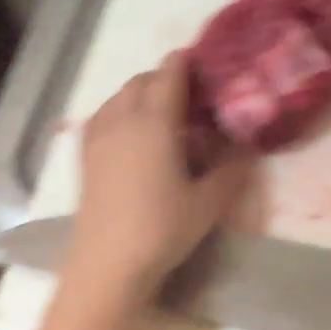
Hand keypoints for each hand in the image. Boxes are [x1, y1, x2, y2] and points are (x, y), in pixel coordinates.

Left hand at [69, 53, 252, 296]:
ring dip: (140, 96)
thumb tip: (246, 148)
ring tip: (161, 121)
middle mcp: (122, 118)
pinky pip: (101, 118)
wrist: (107, 264)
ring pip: (118, 97)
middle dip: (165, 81)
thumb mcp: (206, 204)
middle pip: (142, 80)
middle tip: (189, 103)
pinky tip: (130, 138)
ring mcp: (98, 137)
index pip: (171, 71)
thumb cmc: (160, 231)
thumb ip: (230, 171)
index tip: (208, 72)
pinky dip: (118, 115)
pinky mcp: (84, 158)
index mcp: (154, 119)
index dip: (190, 64)